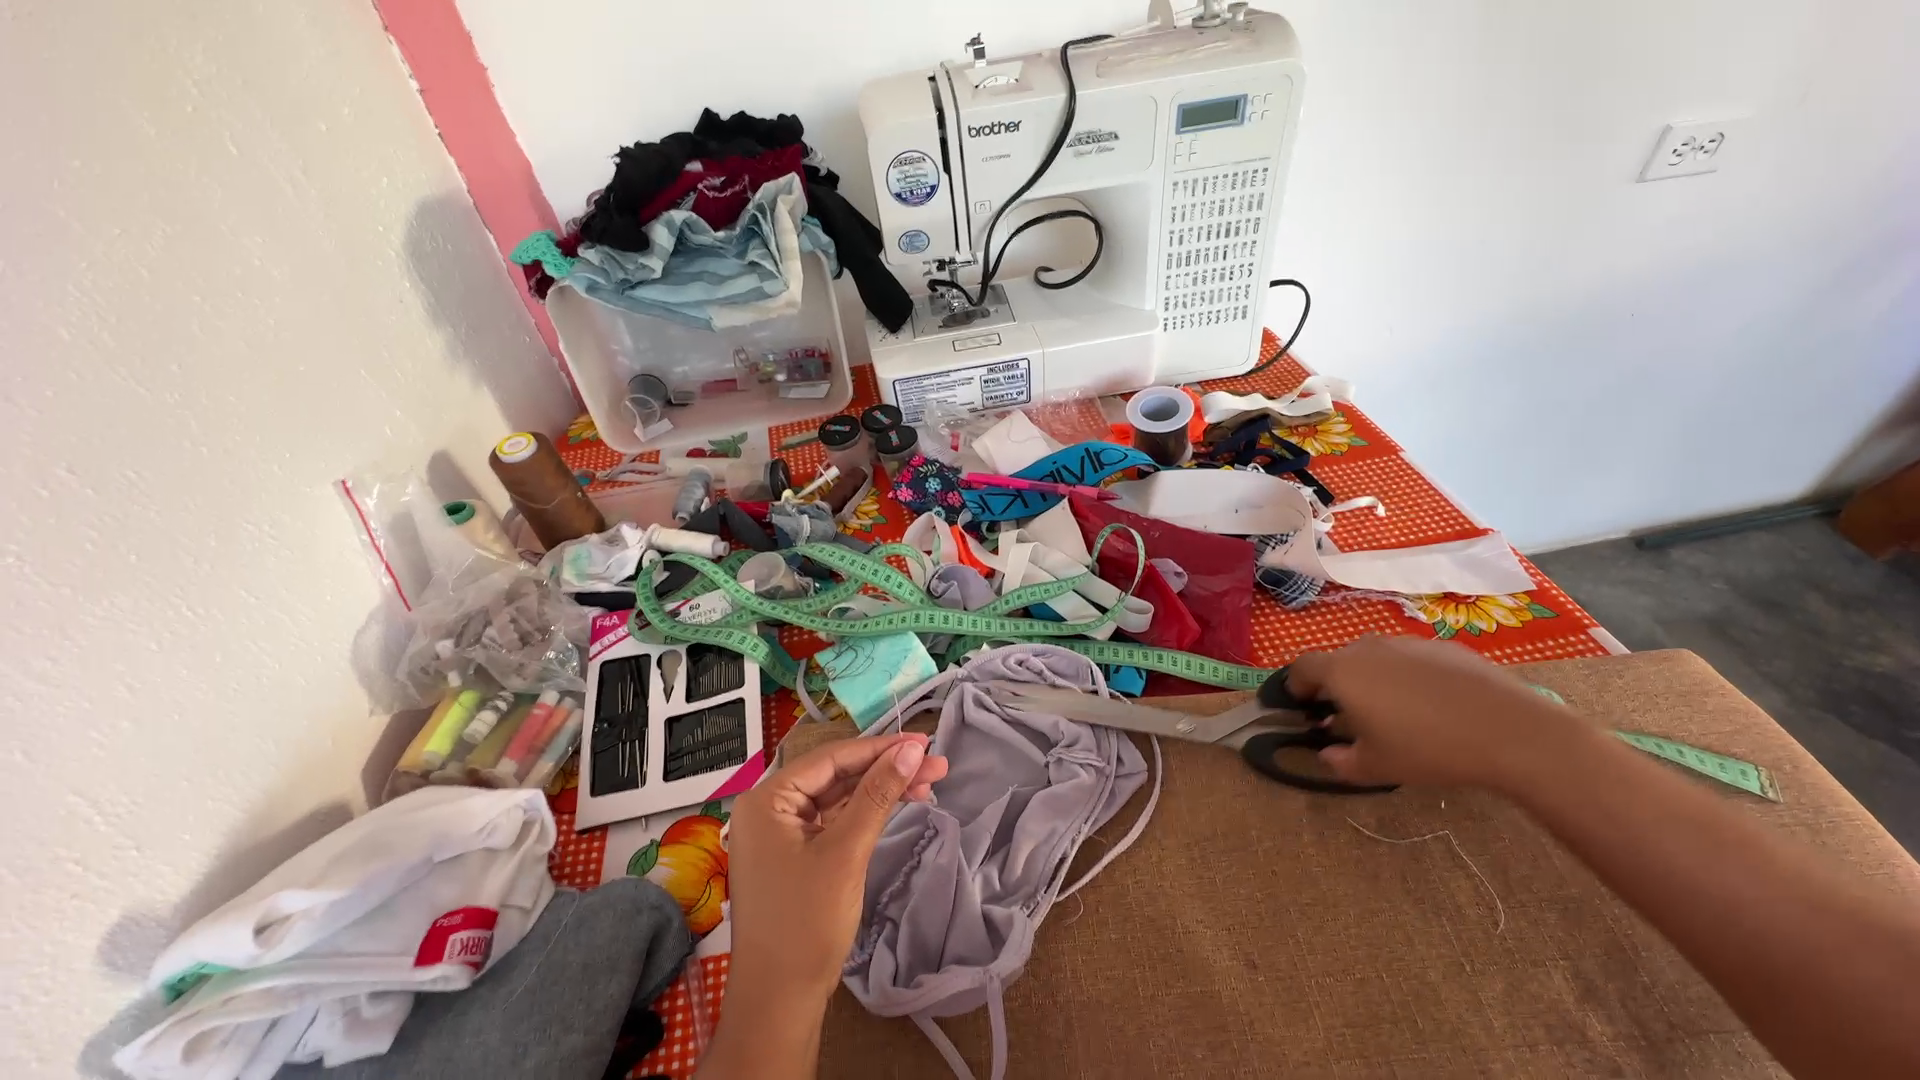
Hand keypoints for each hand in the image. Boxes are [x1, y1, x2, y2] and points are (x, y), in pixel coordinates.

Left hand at [725, 733, 948, 1007]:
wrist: (779, 1000)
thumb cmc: (806, 922)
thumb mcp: (846, 853)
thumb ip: (878, 795)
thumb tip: (910, 750)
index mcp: (768, 799)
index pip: (832, 758)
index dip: (881, 748)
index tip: (925, 742)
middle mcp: (770, 809)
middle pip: (837, 775)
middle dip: (887, 769)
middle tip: (937, 765)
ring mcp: (782, 834)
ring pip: (840, 798)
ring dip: (882, 791)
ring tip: (930, 783)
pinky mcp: (796, 856)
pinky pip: (835, 822)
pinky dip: (867, 814)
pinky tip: (899, 806)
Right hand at [1286, 636, 1594, 791]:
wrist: (1510, 731)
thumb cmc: (1428, 748)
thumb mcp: (1376, 767)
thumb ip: (1340, 761)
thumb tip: (1328, 753)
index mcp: (1342, 672)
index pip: (1302, 667)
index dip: (1297, 686)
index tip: (1305, 707)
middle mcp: (1369, 648)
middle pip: (1339, 660)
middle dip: (1337, 685)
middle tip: (1349, 715)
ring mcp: (1409, 643)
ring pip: (1377, 658)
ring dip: (1373, 679)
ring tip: (1395, 712)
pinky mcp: (1445, 647)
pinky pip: (1412, 659)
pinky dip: (1409, 676)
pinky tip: (1433, 706)